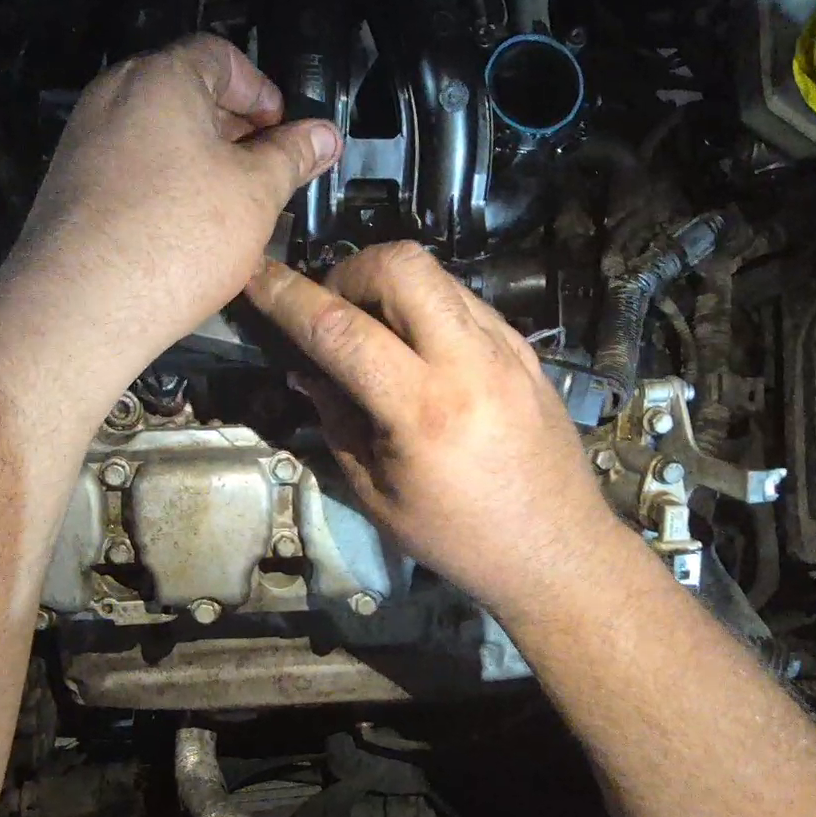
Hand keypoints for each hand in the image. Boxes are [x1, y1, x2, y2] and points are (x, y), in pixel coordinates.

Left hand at [0, 34, 340, 362]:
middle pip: (183, 95)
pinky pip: (127, 173)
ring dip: (197, 162)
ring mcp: (83, 145)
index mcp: (160, 78)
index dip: (261, 91)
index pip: (220, 57)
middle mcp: (112, 98)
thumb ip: (292, 157)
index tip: (283, 129)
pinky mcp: (68, 191)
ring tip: (229, 207)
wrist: (82, 307)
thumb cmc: (178, 237)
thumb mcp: (255, 195)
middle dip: (231, 129)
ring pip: (154, 138)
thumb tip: (325, 135)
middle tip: (264, 170)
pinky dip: (161, 188)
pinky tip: (182, 233)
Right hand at [245, 243, 635, 627]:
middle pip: (401, 266)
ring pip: (435, 274)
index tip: (258, 275)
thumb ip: (337, 422)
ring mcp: (506, 349)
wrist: (557, 551)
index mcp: (422, 410)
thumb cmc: (458, 539)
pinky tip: (417, 349)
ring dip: (388, 286)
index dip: (289, 297)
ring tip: (373, 333)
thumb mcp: (377, 494)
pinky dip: (424, 307)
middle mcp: (469, 362)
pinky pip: (463, 301)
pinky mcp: (526, 350)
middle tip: (334, 312)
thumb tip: (306, 372)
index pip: (342, 331)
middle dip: (350, 271)